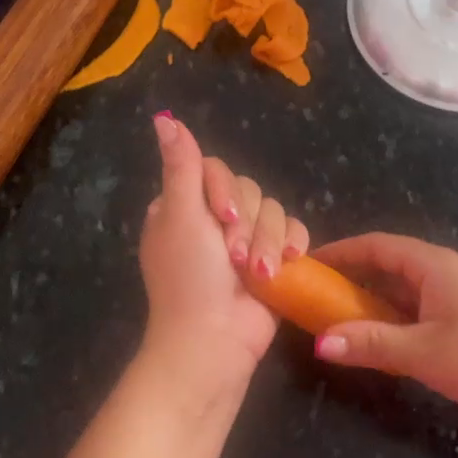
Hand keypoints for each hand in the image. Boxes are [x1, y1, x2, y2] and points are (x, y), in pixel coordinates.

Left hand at [138, 113, 304, 382]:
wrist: (214, 341)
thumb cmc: (189, 278)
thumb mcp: (179, 216)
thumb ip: (180, 165)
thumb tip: (163, 117)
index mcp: (183, 206)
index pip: (215, 169)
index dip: (224, 191)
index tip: (221, 218)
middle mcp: (213, 219)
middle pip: (249, 189)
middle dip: (248, 225)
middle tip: (235, 259)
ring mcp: (245, 241)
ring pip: (274, 210)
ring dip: (267, 242)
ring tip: (259, 274)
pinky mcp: (273, 260)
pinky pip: (294, 232)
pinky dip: (292, 246)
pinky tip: (286, 264)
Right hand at [310, 233, 457, 426]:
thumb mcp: (422, 353)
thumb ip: (371, 343)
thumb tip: (319, 341)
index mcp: (432, 265)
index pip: (376, 245)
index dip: (340, 251)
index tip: (307, 262)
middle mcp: (443, 270)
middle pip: (388, 264)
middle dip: (351, 276)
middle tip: (314, 294)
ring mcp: (456, 294)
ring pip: (402, 288)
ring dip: (371, 300)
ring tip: (336, 316)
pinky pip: (417, 307)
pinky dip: (392, 316)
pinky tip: (379, 338)